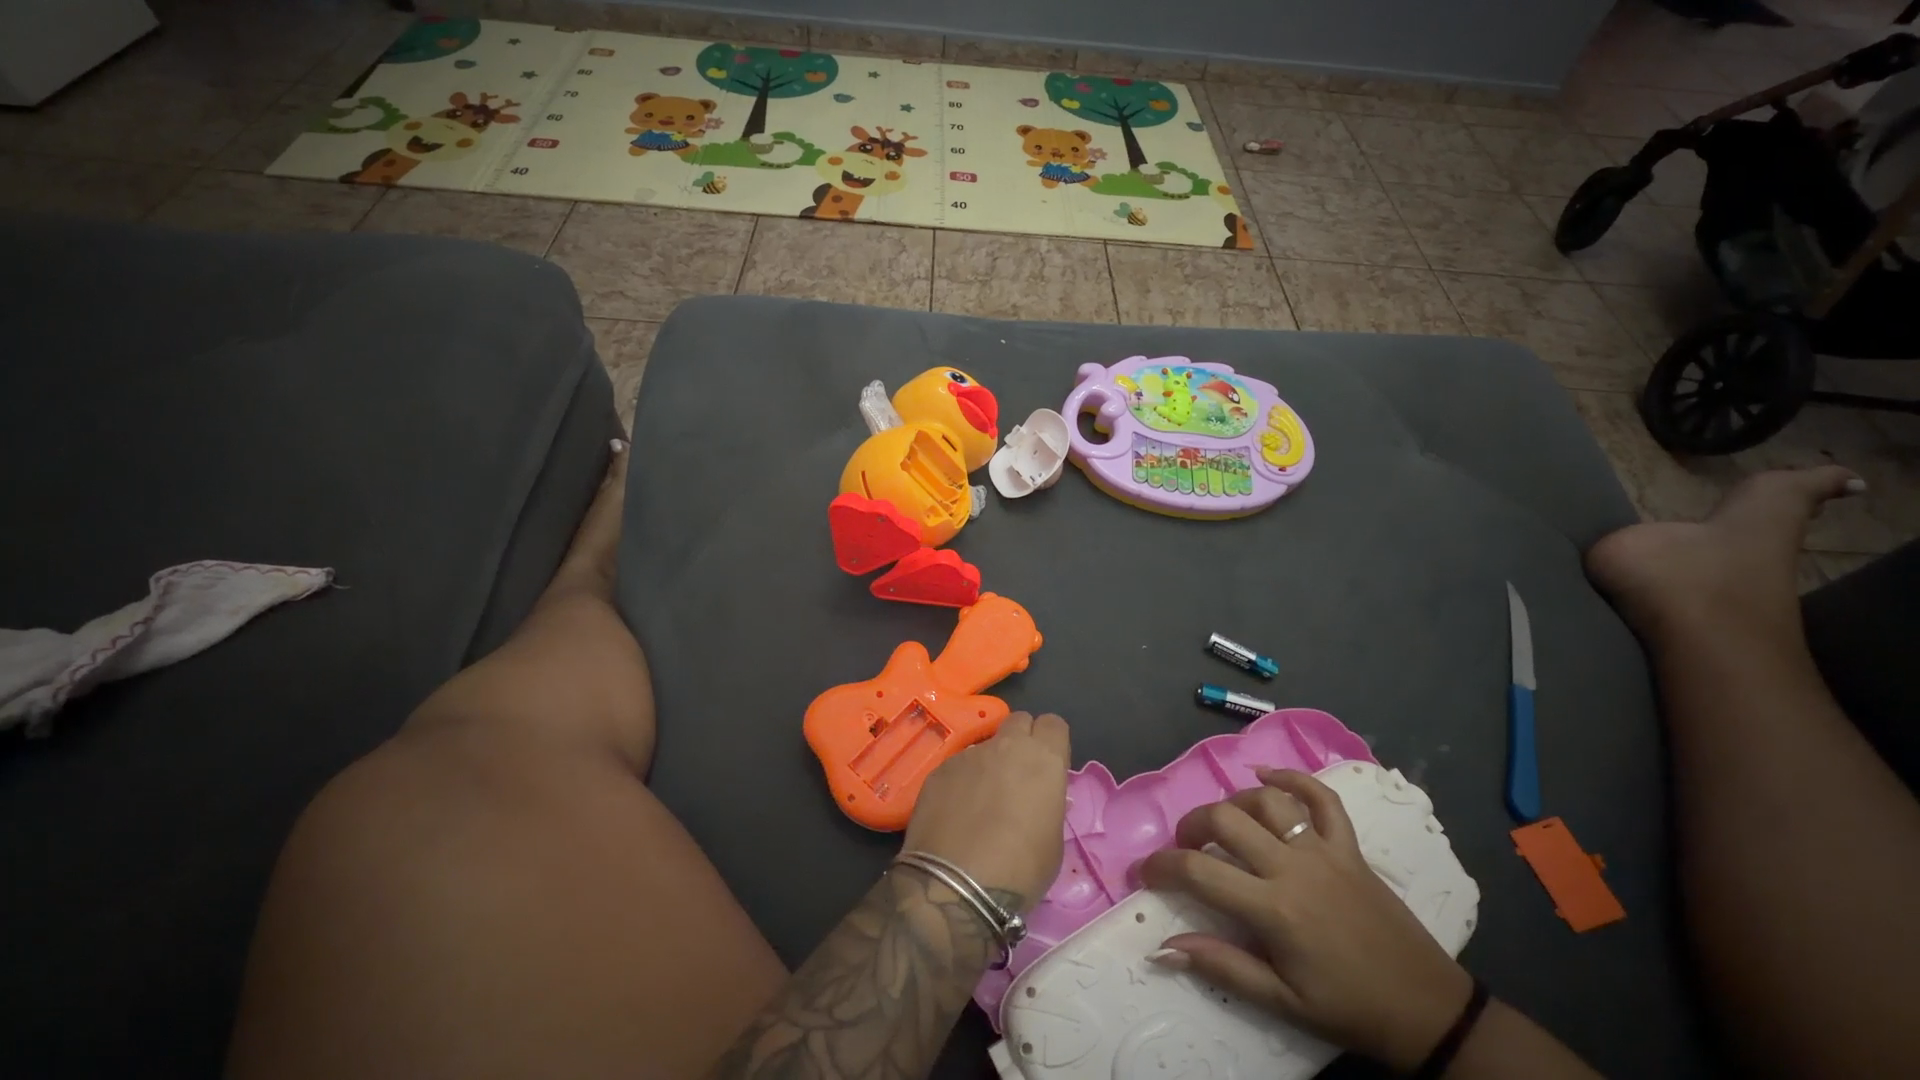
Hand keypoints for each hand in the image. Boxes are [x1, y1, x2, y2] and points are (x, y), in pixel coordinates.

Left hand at [902, 712, 1069, 910]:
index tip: (1048, 767)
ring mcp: (967, 756)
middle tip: (1018, 777)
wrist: (956, 887)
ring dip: (989, 765)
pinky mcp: (937, 772)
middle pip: (1018, 722)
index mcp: (1043, 759)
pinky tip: (955, 815)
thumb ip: (1046, 804)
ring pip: (985, 747)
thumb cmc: (1020, 870)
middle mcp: (1005, 747)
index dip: (1051, 743)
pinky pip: (957, 767)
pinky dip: (961, 783)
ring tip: (980, 804)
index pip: (1053, 724)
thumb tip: (1034, 797)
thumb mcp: (1053, 839)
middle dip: (1021, 741)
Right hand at [1138, 767, 1472, 1071]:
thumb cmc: (1346, 1007)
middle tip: (1183, 847)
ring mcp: (1325, 851)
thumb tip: (1162, 947)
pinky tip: (1266, 775)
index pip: (1199, 871)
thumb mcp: (1280, 1001)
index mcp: (1273, 909)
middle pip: (1226, 820)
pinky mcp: (1350, 847)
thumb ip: (1220, 965)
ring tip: (1222, 824)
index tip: (1146, 872)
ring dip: (1234, 802)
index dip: (1162, 866)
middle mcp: (1294, 867)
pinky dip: (1292, 778)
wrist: (1424, 1006)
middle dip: (1191, 826)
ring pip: (1267, 800)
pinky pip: (1322, 798)